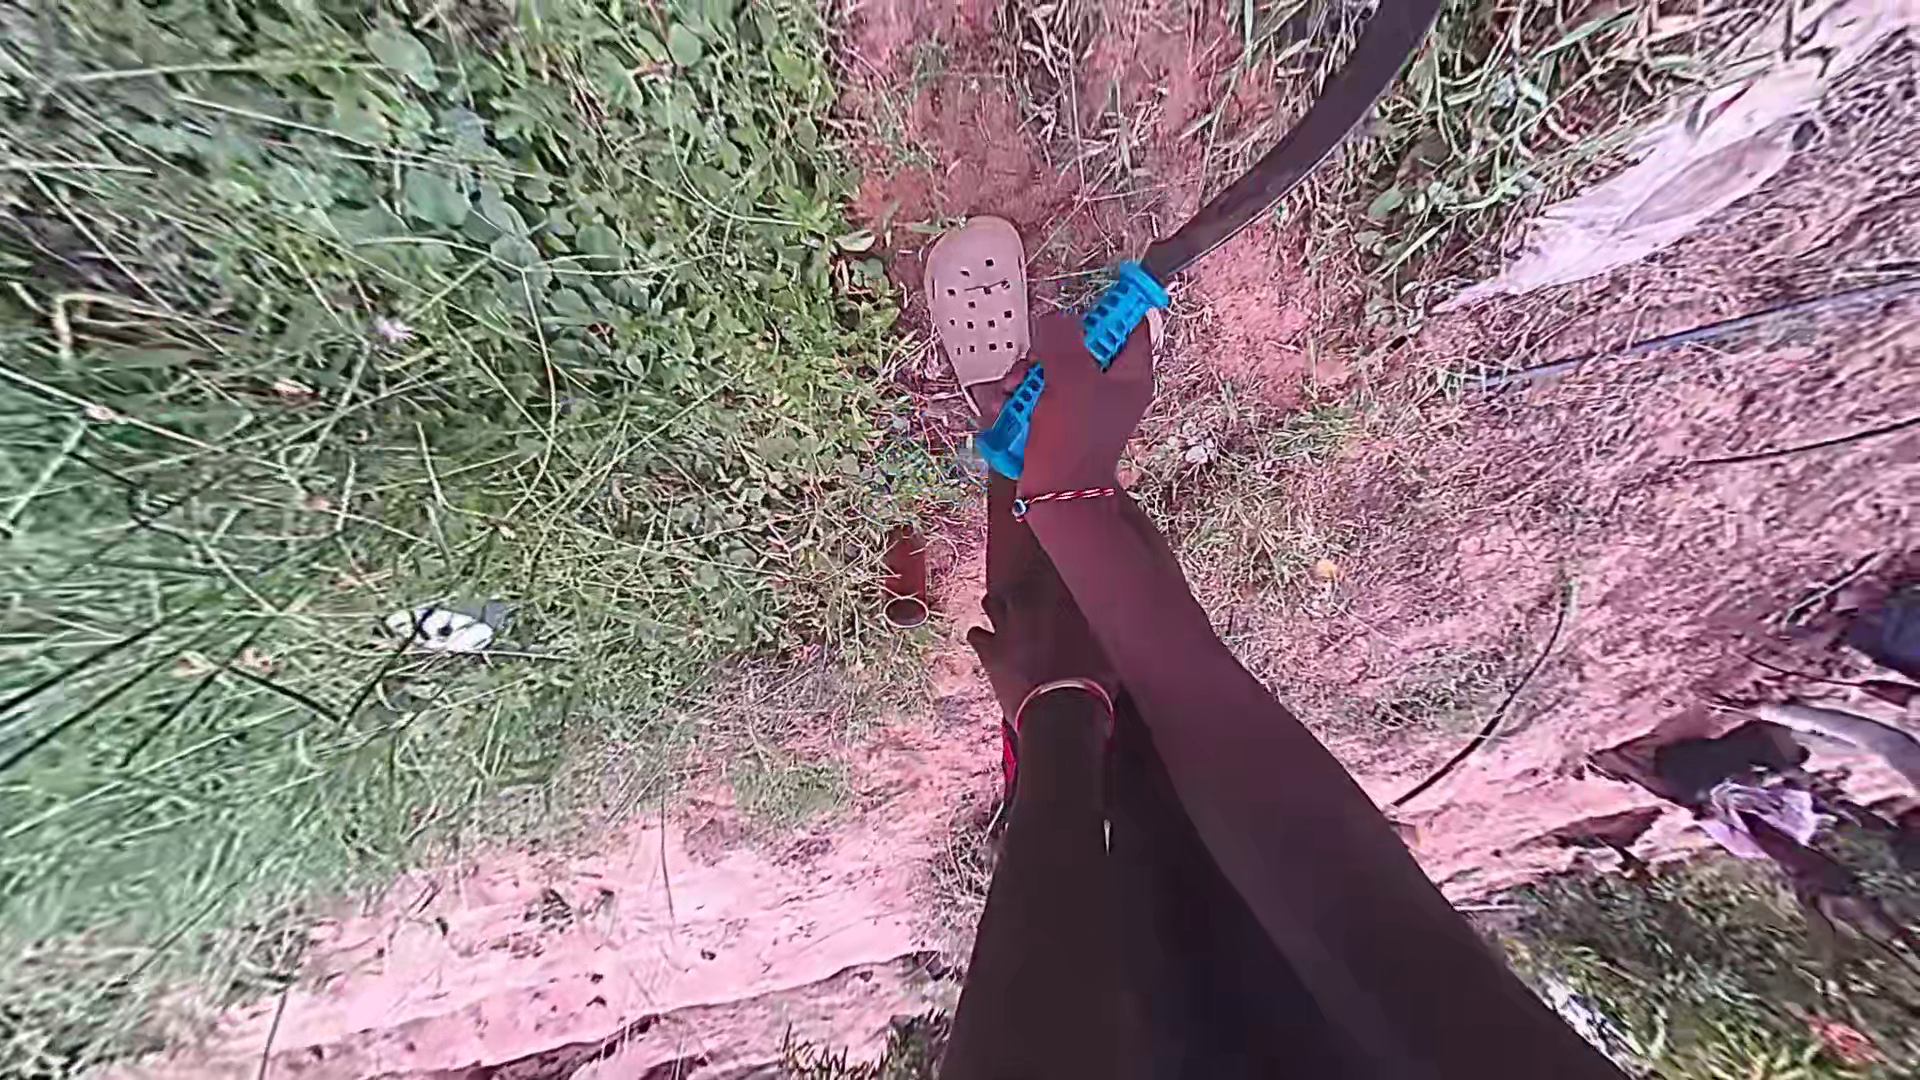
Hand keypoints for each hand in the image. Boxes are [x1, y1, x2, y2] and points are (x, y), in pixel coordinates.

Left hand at [966, 557, 1113, 718]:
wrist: (1060, 711)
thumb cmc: (1092, 677)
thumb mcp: (1104, 641)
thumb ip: (1093, 619)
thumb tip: (1097, 610)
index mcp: (1057, 594)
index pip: (1048, 565)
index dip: (1048, 565)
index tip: (1053, 568)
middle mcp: (1027, 603)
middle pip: (1018, 583)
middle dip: (1026, 590)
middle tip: (1037, 603)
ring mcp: (1003, 625)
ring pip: (991, 601)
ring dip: (1001, 608)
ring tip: (1012, 620)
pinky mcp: (987, 650)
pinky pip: (975, 633)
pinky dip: (983, 635)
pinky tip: (991, 642)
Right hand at [1019, 312, 1152, 495]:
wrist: (1055, 494)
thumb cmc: (1074, 443)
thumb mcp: (1072, 381)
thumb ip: (1063, 341)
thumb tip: (1053, 318)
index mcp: (1129, 375)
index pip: (1129, 324)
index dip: (1105, 311)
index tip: (1078, 308)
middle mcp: (1107, 388)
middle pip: (1079, 345)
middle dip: (1048, 350)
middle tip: (1036, 362)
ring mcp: (1079, 405)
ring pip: (1050, 369)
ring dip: (1026, 376)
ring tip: (1015, 390)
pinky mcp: (1054, 421)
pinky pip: (1034, 395)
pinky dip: (1018, 398)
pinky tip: (1006, 405)